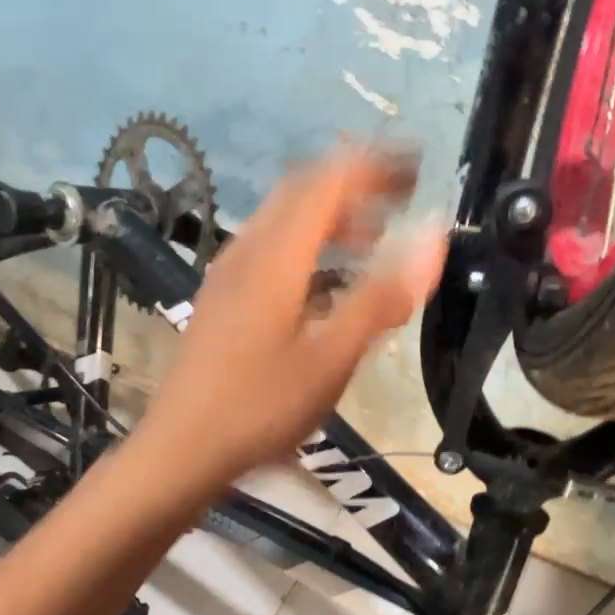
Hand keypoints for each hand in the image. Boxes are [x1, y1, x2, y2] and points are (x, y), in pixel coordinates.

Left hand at [133, 148, 448, 485]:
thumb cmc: (260, 407)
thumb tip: (433, 237)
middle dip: (353, 186)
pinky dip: (305, 249)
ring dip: (329, 219)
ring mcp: (226, 277)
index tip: (416, 168)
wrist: (181, 448)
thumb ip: (381, 297)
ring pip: (282, 223)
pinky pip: (268, 252)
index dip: (374, 166)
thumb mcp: (330, 359)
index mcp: (276, 256)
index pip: (329, 181)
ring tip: (371, 243)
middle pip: (301, 193)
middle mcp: (247, 252)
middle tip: (399, 201)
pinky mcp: (219, 303)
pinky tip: (323, 287)